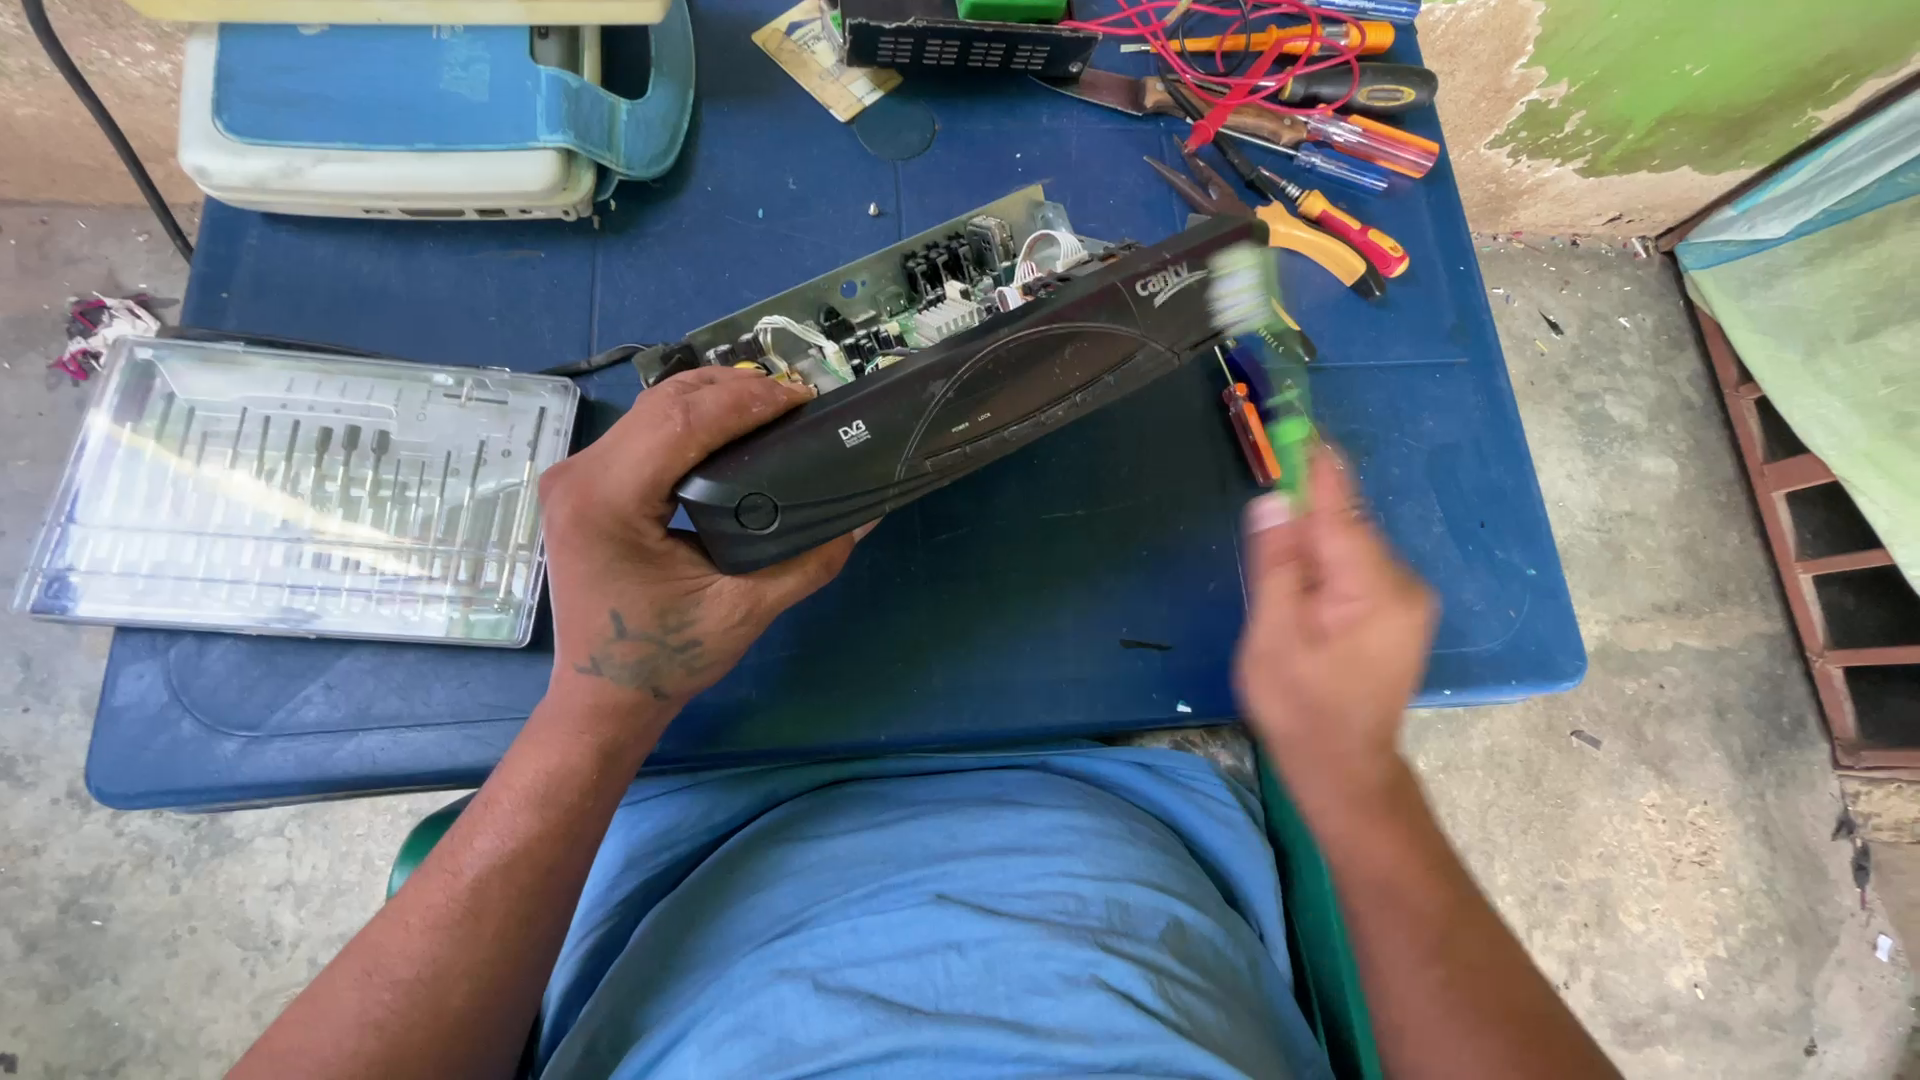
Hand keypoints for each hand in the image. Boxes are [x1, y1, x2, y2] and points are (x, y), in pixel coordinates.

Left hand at [538, 367, 869, 719]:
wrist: (604, 696)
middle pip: (664, 402)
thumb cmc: (667, 659)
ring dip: (714, 398)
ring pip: (651, 408)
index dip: (747, 401)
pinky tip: (731, 429)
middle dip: (735, 389)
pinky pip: (642, 430)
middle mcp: (580, 474)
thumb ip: (809, 561)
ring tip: (773, 407)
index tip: (803, 400)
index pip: (681, 422)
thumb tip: (865, 517)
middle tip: (797, 400)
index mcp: (607, 501)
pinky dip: (692, 419)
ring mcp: (575, 475)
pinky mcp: (584, 484)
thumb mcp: (746, 611)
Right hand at [1234, 446, 1436, 800]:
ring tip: (1279, 587)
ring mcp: (1407, 599)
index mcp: (1372, 587)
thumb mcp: (1273, 635)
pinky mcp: (1399, 613)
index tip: (1298, 425)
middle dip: (1303, 518)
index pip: (1340, 508)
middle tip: (1263, 527)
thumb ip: (1275, 564)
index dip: (1315, 466)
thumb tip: (1273, 500)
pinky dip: (1325, 567)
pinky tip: (1302, 596)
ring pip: (1349, 548)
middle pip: (1344, 526)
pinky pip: (1357, 570)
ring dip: (1311, 548)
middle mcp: (1402, 584)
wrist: (1344, 767)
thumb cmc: (1300, 706)